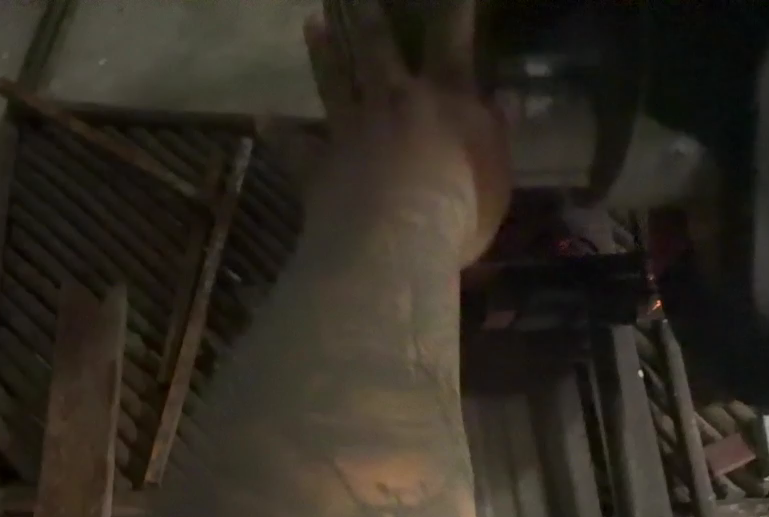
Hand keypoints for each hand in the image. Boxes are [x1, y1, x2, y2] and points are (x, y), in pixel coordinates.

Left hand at [303, 0, 510, 265]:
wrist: (397, 242)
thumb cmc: (459, 213)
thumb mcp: (496, 176)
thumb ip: (495, 136)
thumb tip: (506, 100)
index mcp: (445, 99)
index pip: (452, 39)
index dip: (454, 8)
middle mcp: (393, 101)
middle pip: (377, 46)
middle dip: (366, 13)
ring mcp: (352, 131)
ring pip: (334, 82)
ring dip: (323, 52)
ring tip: (311, 23)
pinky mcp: (320, 165)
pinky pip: (295, 148)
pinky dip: (278, 134)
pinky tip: (262, 120)